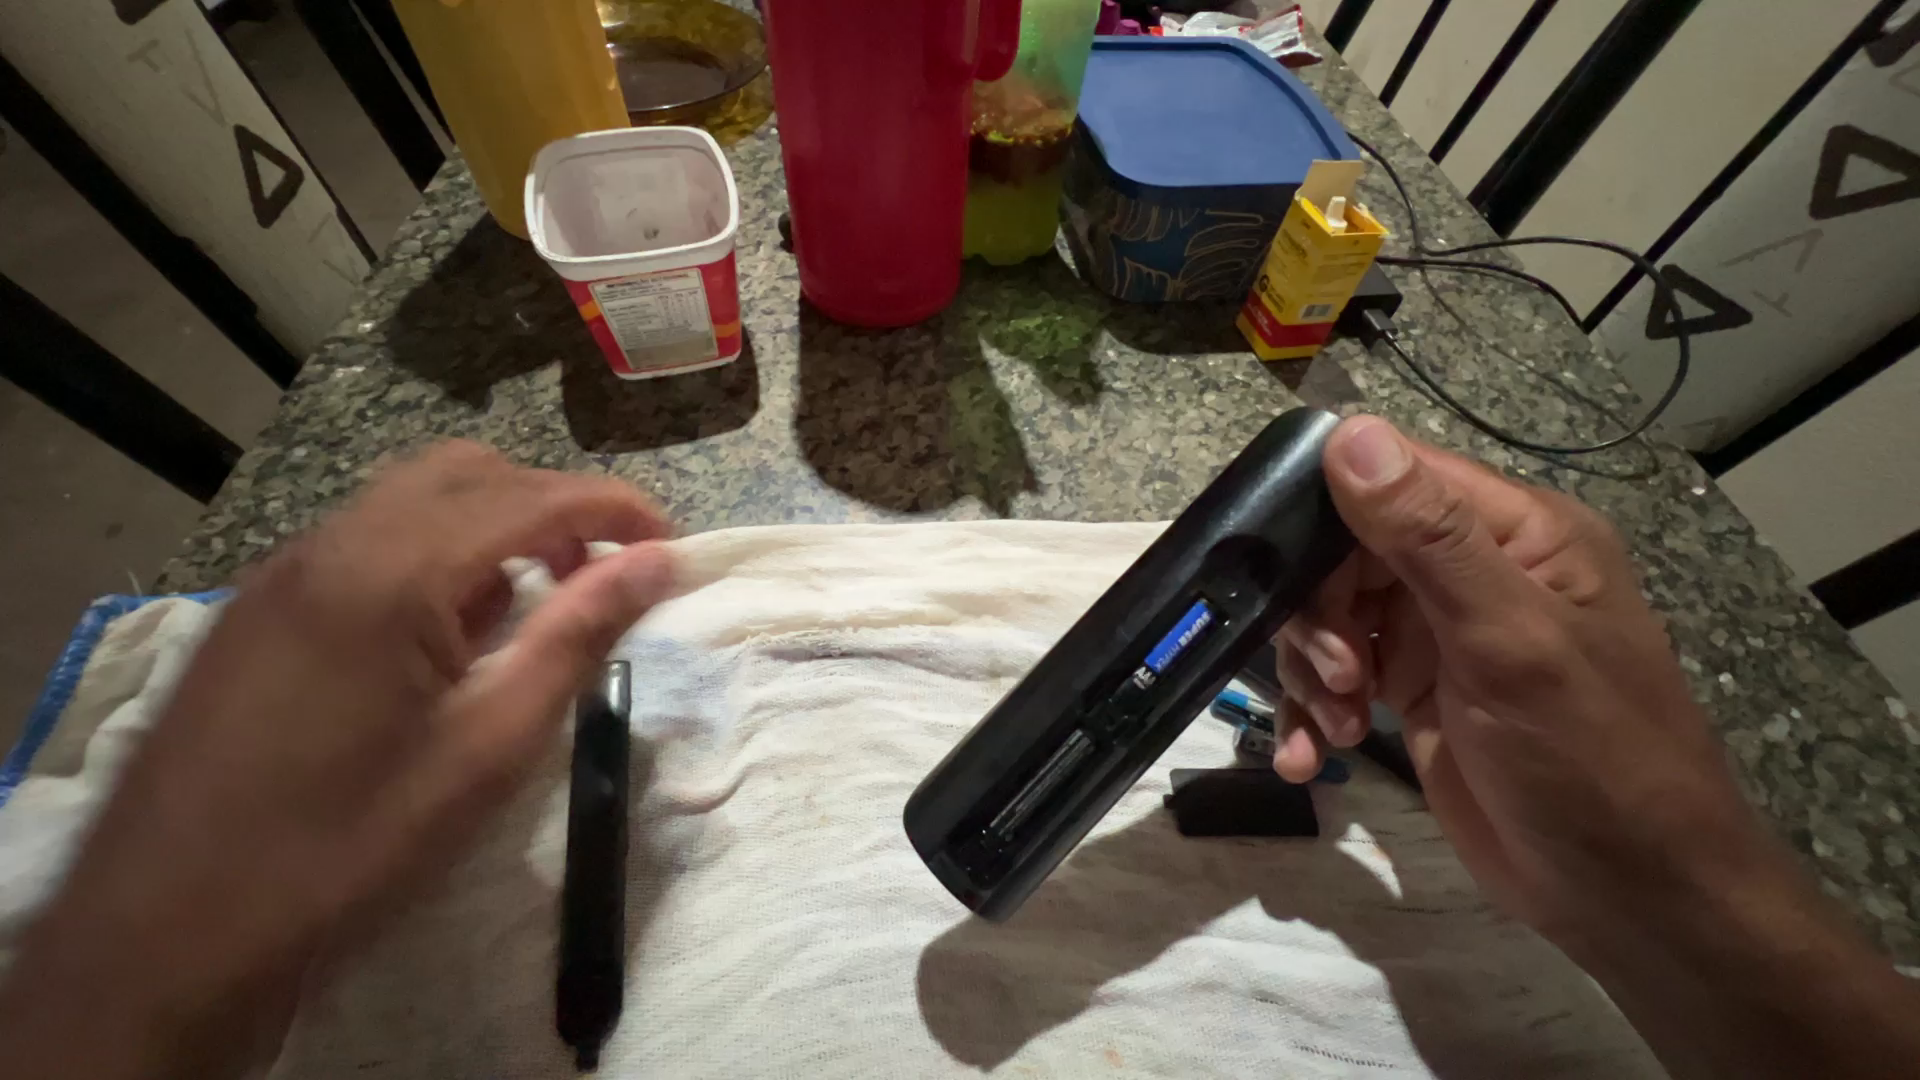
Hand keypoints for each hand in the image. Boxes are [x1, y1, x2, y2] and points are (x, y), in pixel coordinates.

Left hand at [0, 442, 675, 1078]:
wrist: (161, 939)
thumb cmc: (356, 843)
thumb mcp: (496, 742)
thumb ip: (581, 632)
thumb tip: (659, 563)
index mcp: (392, 575)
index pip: (537, 497)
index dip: (621, 508)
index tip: (673, 549)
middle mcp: (333, 545)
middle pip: (477, 472)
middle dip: (560, 505)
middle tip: (604, 572)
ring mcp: (288, 568)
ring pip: (420, 493)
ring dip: (502, 522)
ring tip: (538, 597)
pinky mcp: (266, 601)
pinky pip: (376, 535)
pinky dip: (445, 549)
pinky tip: (459, 627)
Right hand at [1272, 416, 1767, 940]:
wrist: (1622, 899)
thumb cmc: (1587, 759)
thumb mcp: (1506, 640)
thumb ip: (1426, 538)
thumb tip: (1349, 431)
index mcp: (1511, 532)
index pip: (1389, 478)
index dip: (1326, 516)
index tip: (1288, 572)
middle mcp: (1466, 569)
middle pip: (1341, 553)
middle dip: (1318, 616)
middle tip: (1336, 675)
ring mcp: (1431, 630)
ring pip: (1325, 615)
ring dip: (1312, 671)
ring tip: (1339, 725)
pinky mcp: (1404, 685)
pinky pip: (1330, 674)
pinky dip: (1311, 711)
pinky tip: (1308, 756)